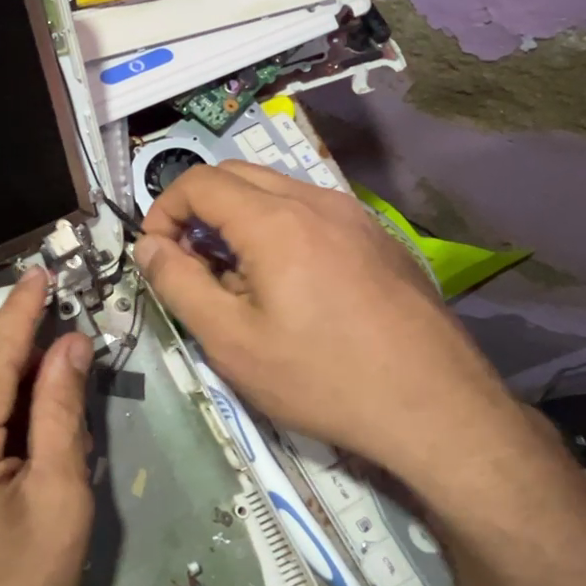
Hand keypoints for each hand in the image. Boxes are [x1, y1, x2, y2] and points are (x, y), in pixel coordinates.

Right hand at [136, 161, 515, 481]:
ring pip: (277, 190)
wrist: (438, 410)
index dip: (164, 211)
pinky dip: (281, 228)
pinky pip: (314, 212)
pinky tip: (292, 285)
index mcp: (275, 220)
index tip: (158, 255)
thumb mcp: (230, 342)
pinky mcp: (381, 239)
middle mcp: (316, 201)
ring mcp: (356, 217)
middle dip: (199, 208)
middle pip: (236, 174)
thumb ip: (178, 284)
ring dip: (240, 217)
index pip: (198, 182)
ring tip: (238, 277)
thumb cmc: (322, 377)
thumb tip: (148, 246)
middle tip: (190, 262)